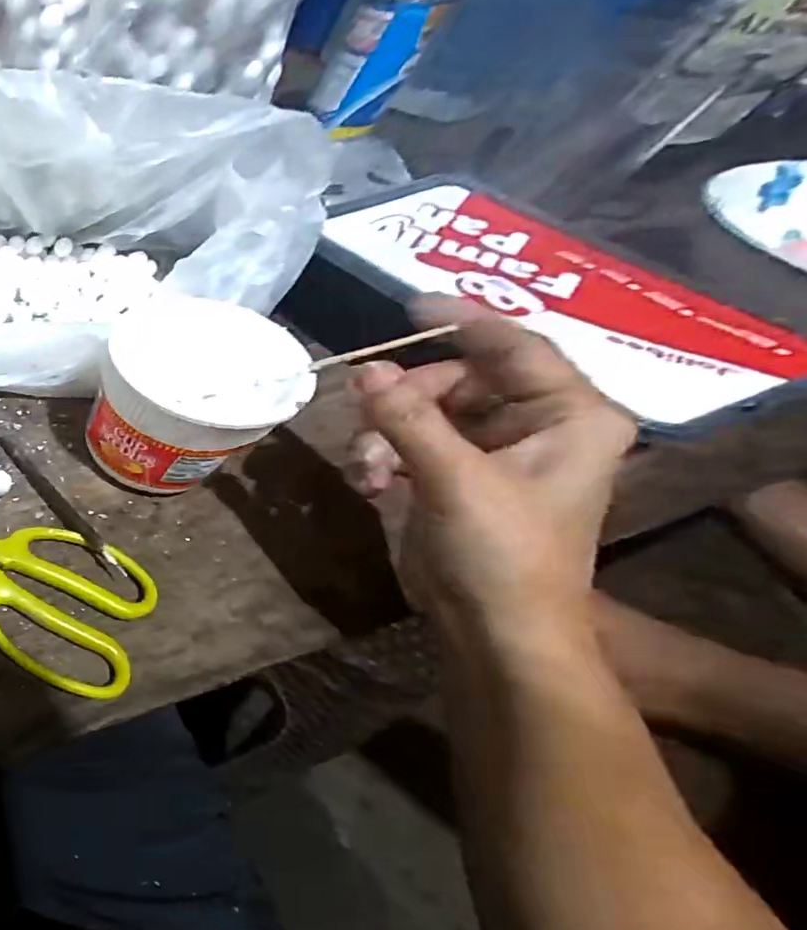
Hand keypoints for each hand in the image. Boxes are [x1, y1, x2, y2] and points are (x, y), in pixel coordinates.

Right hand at [344, 297, 635, 630]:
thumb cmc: (499, 550)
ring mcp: (487, 451)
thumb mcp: (452, 479)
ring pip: (419, 413)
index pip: (515, 348)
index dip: (463, 321)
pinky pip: (405, 443)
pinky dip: (379, 458)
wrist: (491, 623)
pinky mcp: (450, 476)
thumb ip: (406, 420)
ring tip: (366, 473)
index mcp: (567, 416)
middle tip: (366, 426)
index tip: (409, 307)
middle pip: (452, 382)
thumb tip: (361, 371)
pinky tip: (367, 485)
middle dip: (401, 405)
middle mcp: (532, 425)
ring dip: (380, 438)